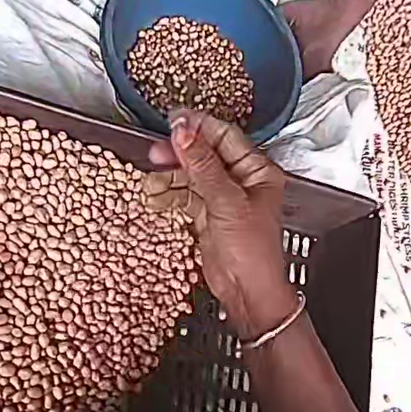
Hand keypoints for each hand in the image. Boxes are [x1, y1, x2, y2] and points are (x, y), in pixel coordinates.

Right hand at [149, 109, 295, 338]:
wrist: (248, 291)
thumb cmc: (252, 251)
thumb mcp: (226, 201)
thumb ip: (202, 165)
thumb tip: (184, 132)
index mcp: (257, 171)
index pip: (225, 137)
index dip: (198, 127)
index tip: (173, 120)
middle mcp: (242, 181)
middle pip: (206, 154)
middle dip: (181, 150)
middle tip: (157, 149)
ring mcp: (225, 199)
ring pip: (194, 175)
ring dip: (173, 173)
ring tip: (153, 171)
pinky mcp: (210, 217)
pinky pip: (187, 197)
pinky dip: (172, 194)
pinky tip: (157, 192)